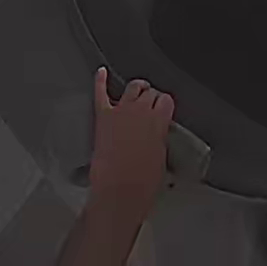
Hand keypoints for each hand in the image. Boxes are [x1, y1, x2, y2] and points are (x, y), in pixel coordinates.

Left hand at [87, 68, 175, 223]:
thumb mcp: (161, 160)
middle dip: (152, 96)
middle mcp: (140, 110)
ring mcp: (120, 111)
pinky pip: (100, 92)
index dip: (165, 104)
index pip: (166, 100)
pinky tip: (101, 72)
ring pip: (131, 87)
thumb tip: (156, 135)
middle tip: (152, 104)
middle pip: (149, 92)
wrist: (117, 192)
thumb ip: (159, 139)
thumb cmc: (143, 184)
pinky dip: (100, 80)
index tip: (165, 108)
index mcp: (158, 121)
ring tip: (139, 88)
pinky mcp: (103, 115)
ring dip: (137, 87)